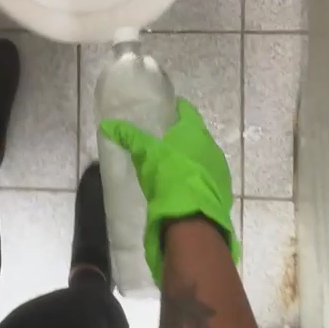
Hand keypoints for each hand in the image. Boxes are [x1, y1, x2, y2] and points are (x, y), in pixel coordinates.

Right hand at [99, 98, 238, 284]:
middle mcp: (211, 146)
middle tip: (162, 139)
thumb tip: (106, 124)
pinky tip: (182, 186)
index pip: (187, 110)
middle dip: (181, 136)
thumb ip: (128, 137)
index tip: (164, 111)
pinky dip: (195, 178)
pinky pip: (206, 178)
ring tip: (171, 165)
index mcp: (195, 132)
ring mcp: (219, 170)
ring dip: (189, 158)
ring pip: (202, 157)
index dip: (175, 108)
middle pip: (195, 134)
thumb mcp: (144, 154)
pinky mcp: (222, 191)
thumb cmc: (168, 176)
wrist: (192, 219)